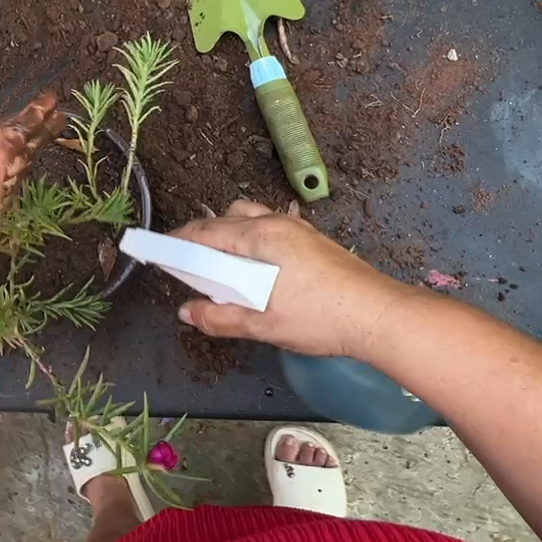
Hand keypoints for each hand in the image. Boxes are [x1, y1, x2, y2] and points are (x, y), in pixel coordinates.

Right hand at [168, 199, 424, 359]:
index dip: (179, 240)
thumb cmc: (321, 318)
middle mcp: (276, 223)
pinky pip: (269, 225)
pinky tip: (258, 264)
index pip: (206, 232)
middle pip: (225, 219)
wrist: (382, 316)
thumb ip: (220, 318)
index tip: (159, 250)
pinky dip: (251, 236)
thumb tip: (186, 313)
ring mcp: (297, 228)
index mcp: (259, 237)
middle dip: (201, 236)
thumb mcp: (264, 324)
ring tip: (223, 261)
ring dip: (229, 232)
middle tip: (188, 262)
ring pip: (249, 217)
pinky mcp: (313, 239)